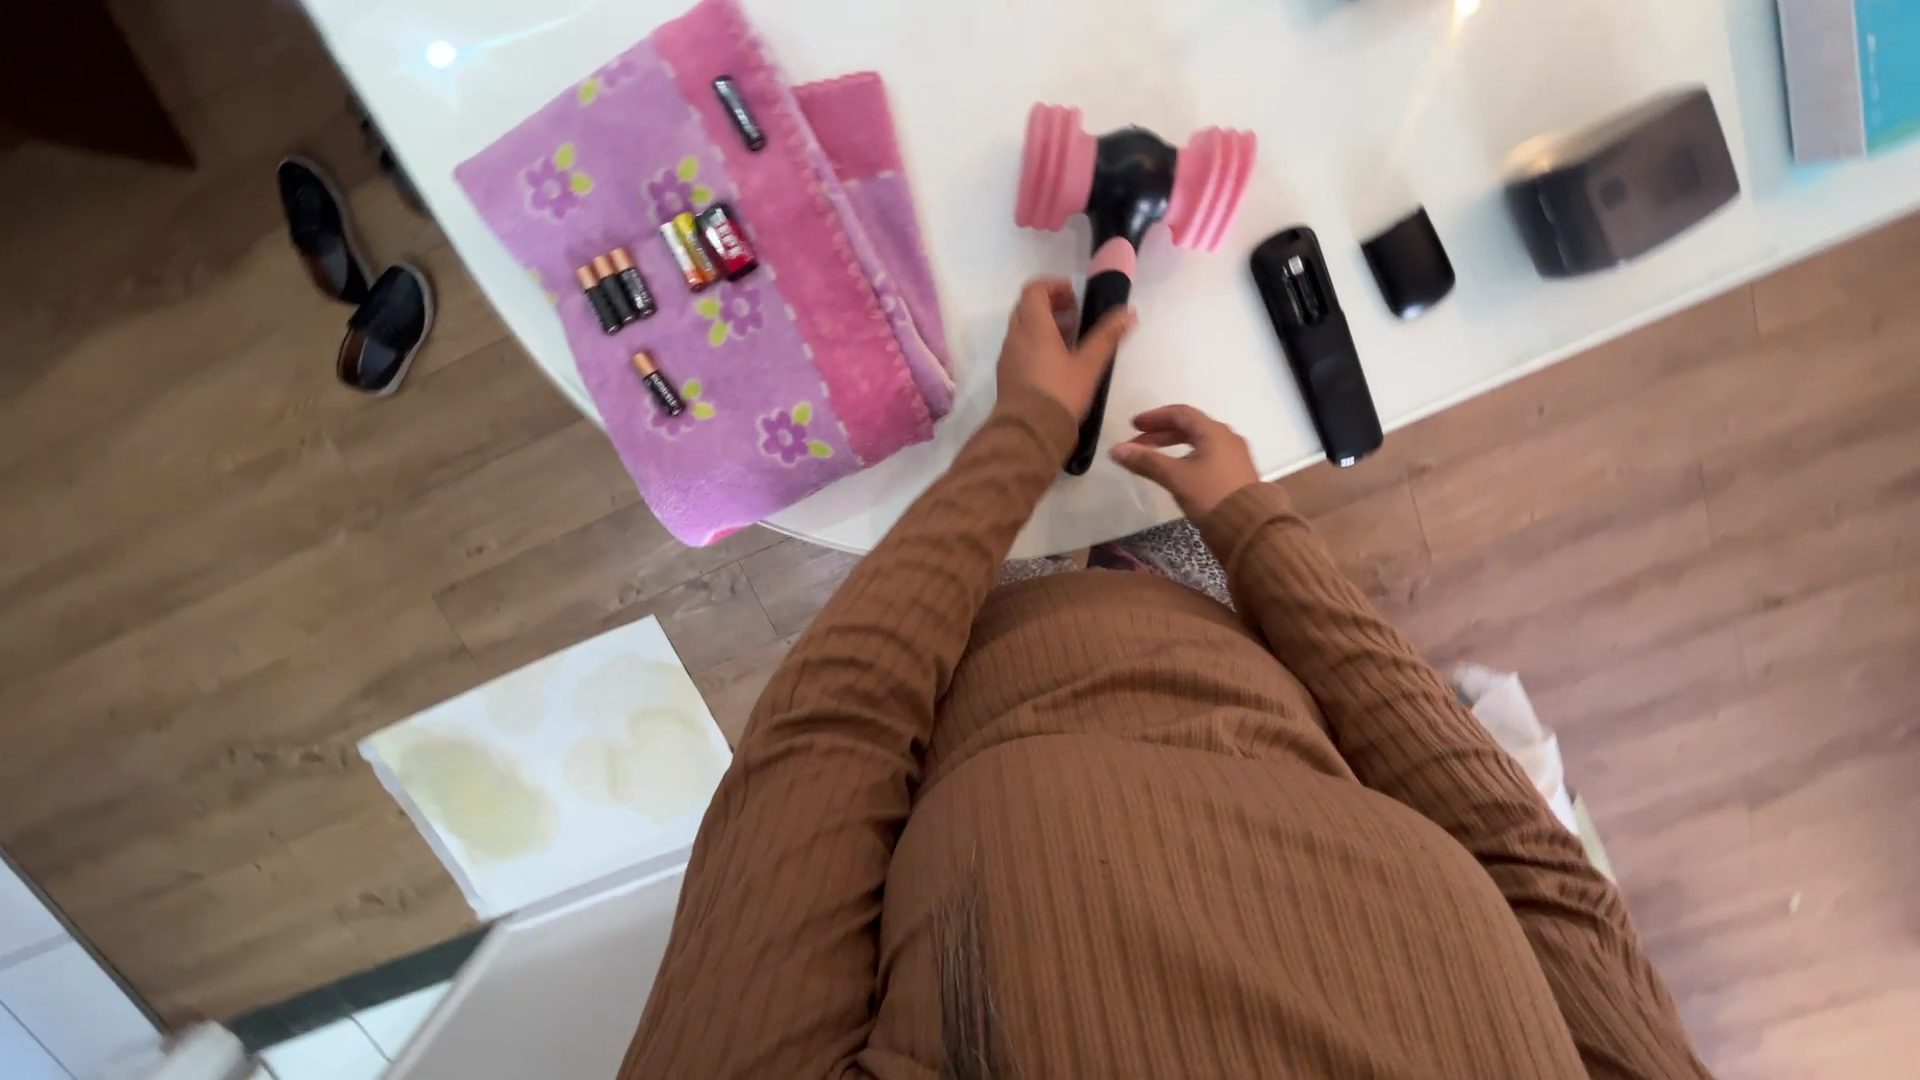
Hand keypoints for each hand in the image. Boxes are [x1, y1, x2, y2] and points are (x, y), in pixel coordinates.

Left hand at [995, 278, 1135, 420]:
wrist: (1028, 432)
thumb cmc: (1060, 394)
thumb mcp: (1089, 364)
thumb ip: (1108, 336)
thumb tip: (1128, 312)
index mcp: (1033, 327)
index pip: (1034, 290)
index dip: (1053, 286)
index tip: (1074, 297)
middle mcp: (1015, 337)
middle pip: (1026, 308)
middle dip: (1050, 306)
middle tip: (1075, 318)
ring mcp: (1008, 357)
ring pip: (1022, 330)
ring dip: (1044, 327)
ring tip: (1071, 341)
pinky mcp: (1006, 376)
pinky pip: (1019, 349)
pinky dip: (1035, 346)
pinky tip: (1057, 365)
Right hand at [1110, 405, 1259, 518]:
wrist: (1247, 526)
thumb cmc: (1210, 495)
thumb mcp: (1175, 477)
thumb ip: (1145, 461)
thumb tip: (1116, 450)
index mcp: (1214, 432)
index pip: (1180, 414)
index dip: (1155, 417)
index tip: (1133, 425)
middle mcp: (1226, 438)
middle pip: (1189, 427)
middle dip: (1160, 433)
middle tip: (1138, 443)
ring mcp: (1233, 455)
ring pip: (1198, 442)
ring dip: (1172, 446)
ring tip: (1153, 457)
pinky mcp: (1235, 473)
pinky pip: (1206, 455)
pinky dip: (1186, 456)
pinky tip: (1176, 471)